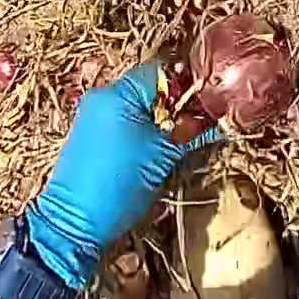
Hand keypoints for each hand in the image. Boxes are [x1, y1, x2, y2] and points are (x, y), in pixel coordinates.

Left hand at [23, 62, 216, 287]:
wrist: (72, 229)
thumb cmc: (120, 184)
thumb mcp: (165, 154)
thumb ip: (195, 130)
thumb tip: (225, 118)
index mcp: (118, 93)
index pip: (163, 70)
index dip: (189, 82)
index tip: (208, 100)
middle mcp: (102, 96)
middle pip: (152, 86)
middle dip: (178, 102)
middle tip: (201, 120)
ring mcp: (93, 115)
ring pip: (140, 104)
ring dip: (163, 117)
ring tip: (182, 136)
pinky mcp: (91, 135)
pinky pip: (126, 119)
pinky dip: (145, 128)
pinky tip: (160, 146)